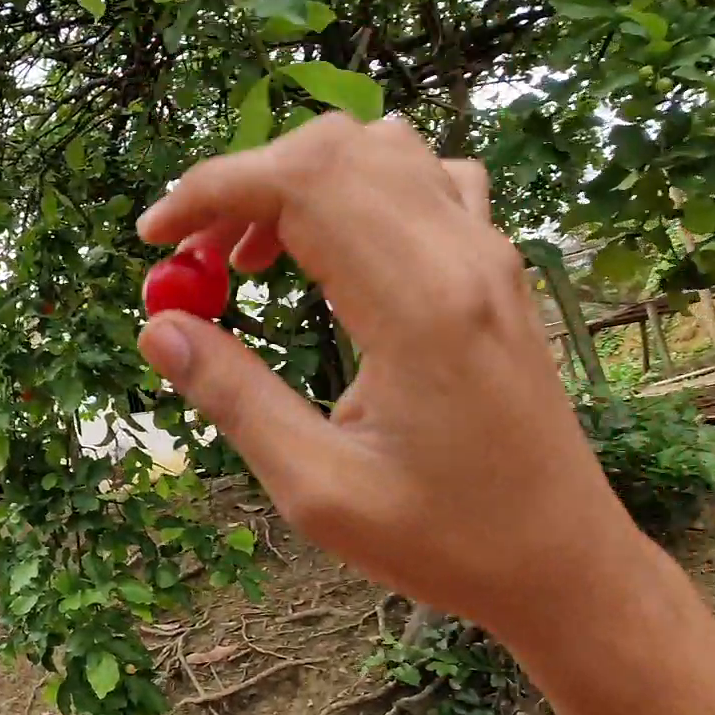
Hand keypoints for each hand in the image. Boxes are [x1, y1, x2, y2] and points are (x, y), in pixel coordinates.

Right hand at [136, 114, 647, 639]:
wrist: (562, 563)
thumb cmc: (441, 540)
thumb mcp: (314, 487)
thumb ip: (231, 396)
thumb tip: (156, 327)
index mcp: (418, 306)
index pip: (304, 182)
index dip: (210, 189)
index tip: (151, 238)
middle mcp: (462, 257)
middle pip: (336, 150)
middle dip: (239, 185)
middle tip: (189, 260)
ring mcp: (487, 257)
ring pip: (378, 154)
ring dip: (293, 185)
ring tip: (244, 259)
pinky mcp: (492, 273)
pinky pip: (419, 185)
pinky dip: (348, 195)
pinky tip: (323, 255)